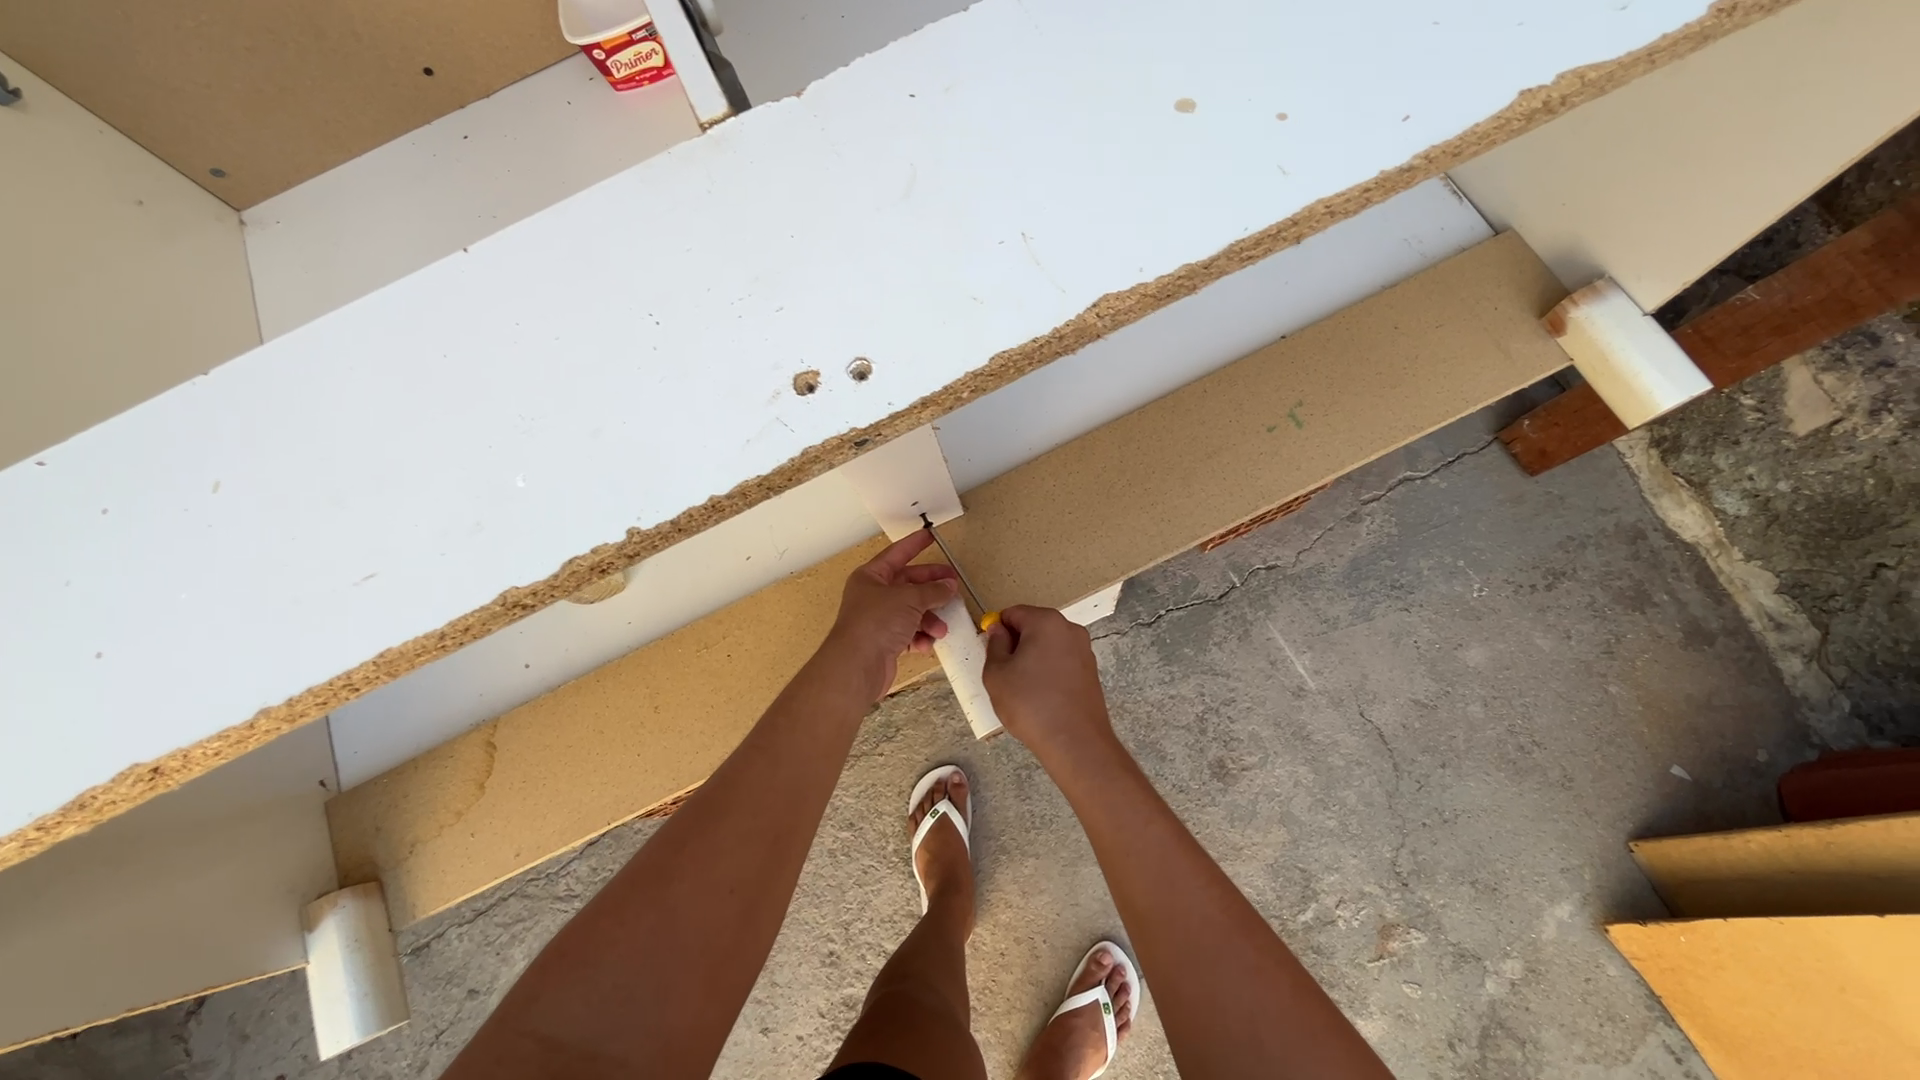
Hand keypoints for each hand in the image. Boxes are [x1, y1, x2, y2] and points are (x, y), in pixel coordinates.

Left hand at [823, 531, 958, 701]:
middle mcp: (873, 596)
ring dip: (929, 619)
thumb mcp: (909, 598)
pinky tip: (925, 643)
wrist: (858, 665)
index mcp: (871, 577)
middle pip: (909, 585)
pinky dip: (920, 637)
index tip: (929, 536)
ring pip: (912, 612)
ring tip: (940, 628)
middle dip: (931, 589)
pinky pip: (910, 634)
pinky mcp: (885, 642)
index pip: (897, 554)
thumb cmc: (874, 624)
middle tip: (952, 585)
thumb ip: (932, 590)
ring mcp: (879, 620)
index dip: (914, 544)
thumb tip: (948, 586)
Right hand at [983, 605, 1114, 758]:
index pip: (1013, 613)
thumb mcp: (996, 673)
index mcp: (1046, 621)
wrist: (1075, 742)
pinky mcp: (1091, 671)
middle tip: (1004, 673)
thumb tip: (998, 631)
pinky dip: (1048, 671)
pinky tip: (1041, 697)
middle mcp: (1070, 629)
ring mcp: (1084, 650)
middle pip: (1033, 626)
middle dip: (1016, 644)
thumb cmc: (1030, 704)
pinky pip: (1061, 661)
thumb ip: (994, 645)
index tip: (990, 653)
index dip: (997, 630)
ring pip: (1048, 645)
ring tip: (1022, 688)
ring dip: (1032, 658)